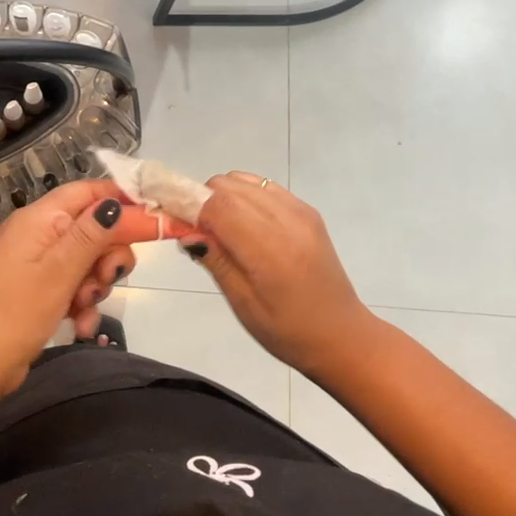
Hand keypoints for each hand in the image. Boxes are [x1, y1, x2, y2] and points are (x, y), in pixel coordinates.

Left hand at [0, 180, 174, 389]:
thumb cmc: (16, 313)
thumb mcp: (60, 272)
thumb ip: (91, 235)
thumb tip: (116, 202)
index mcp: (40, 218)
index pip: (90, 192)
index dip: (125, 201)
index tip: (158, 220)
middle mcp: (40, 233)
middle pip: (94, 227)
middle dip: (109, 255)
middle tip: (106, 279)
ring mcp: (39, 263)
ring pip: (89, 260)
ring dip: (96, 285)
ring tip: (84, 308)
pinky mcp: (40, 290)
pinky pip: (75, 286)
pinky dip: (83, 304)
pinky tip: (79, 326)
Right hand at [184, 172, 379, 376]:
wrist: (342, 335)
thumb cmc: (287, 331)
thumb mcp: (244, 303)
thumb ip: (216, 261)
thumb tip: (186, 232)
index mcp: (270, 248)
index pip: (219, 204)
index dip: (191, 206)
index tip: (174, 221)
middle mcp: (288, 220)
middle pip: (229, 186)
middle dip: (205, 200)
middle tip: (197, 232)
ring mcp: (301, 212)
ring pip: (245, 181)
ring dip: (224, 196)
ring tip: (221, 230)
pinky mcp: (308, 212)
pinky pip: (265, 188)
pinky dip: (245, 196)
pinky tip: (244, 225)